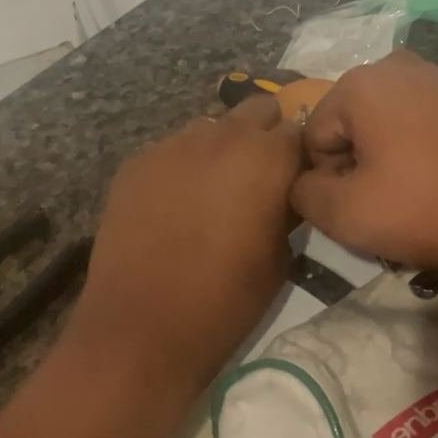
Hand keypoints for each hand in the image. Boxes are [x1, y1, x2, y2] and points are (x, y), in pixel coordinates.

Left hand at [69, 93, 302, 386]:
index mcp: (270, 156)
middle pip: (257, 109)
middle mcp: (226, 136)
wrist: (142, 328)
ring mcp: (176, 144)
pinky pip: (171, 150)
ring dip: (220, 148)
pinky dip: (181, 168)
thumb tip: (284, 192)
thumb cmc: (227, 299)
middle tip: (257, 177)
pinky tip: (172, 206)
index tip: (294, 179)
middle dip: (263, 135)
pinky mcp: (137, 161)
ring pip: (212, 127)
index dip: (298, 154)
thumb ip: (289, 208)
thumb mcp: (282, 256)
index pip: (299, 129)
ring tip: (211, 191)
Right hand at [292, 51, 437, 294]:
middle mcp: (396, 65)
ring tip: (409, 191)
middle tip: (384, 198)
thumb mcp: (342, 213)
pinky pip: (414, 121)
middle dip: (355, 161)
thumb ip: (301, 191)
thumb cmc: (420, 210)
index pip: (314, 136)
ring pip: (380, 123)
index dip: (328, 176)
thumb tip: (306, 181)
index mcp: (361, 82)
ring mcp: (434, 77)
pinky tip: (432, 178)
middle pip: (347, 123)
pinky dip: (412, 148)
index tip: (361, 201)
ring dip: (383, 156)